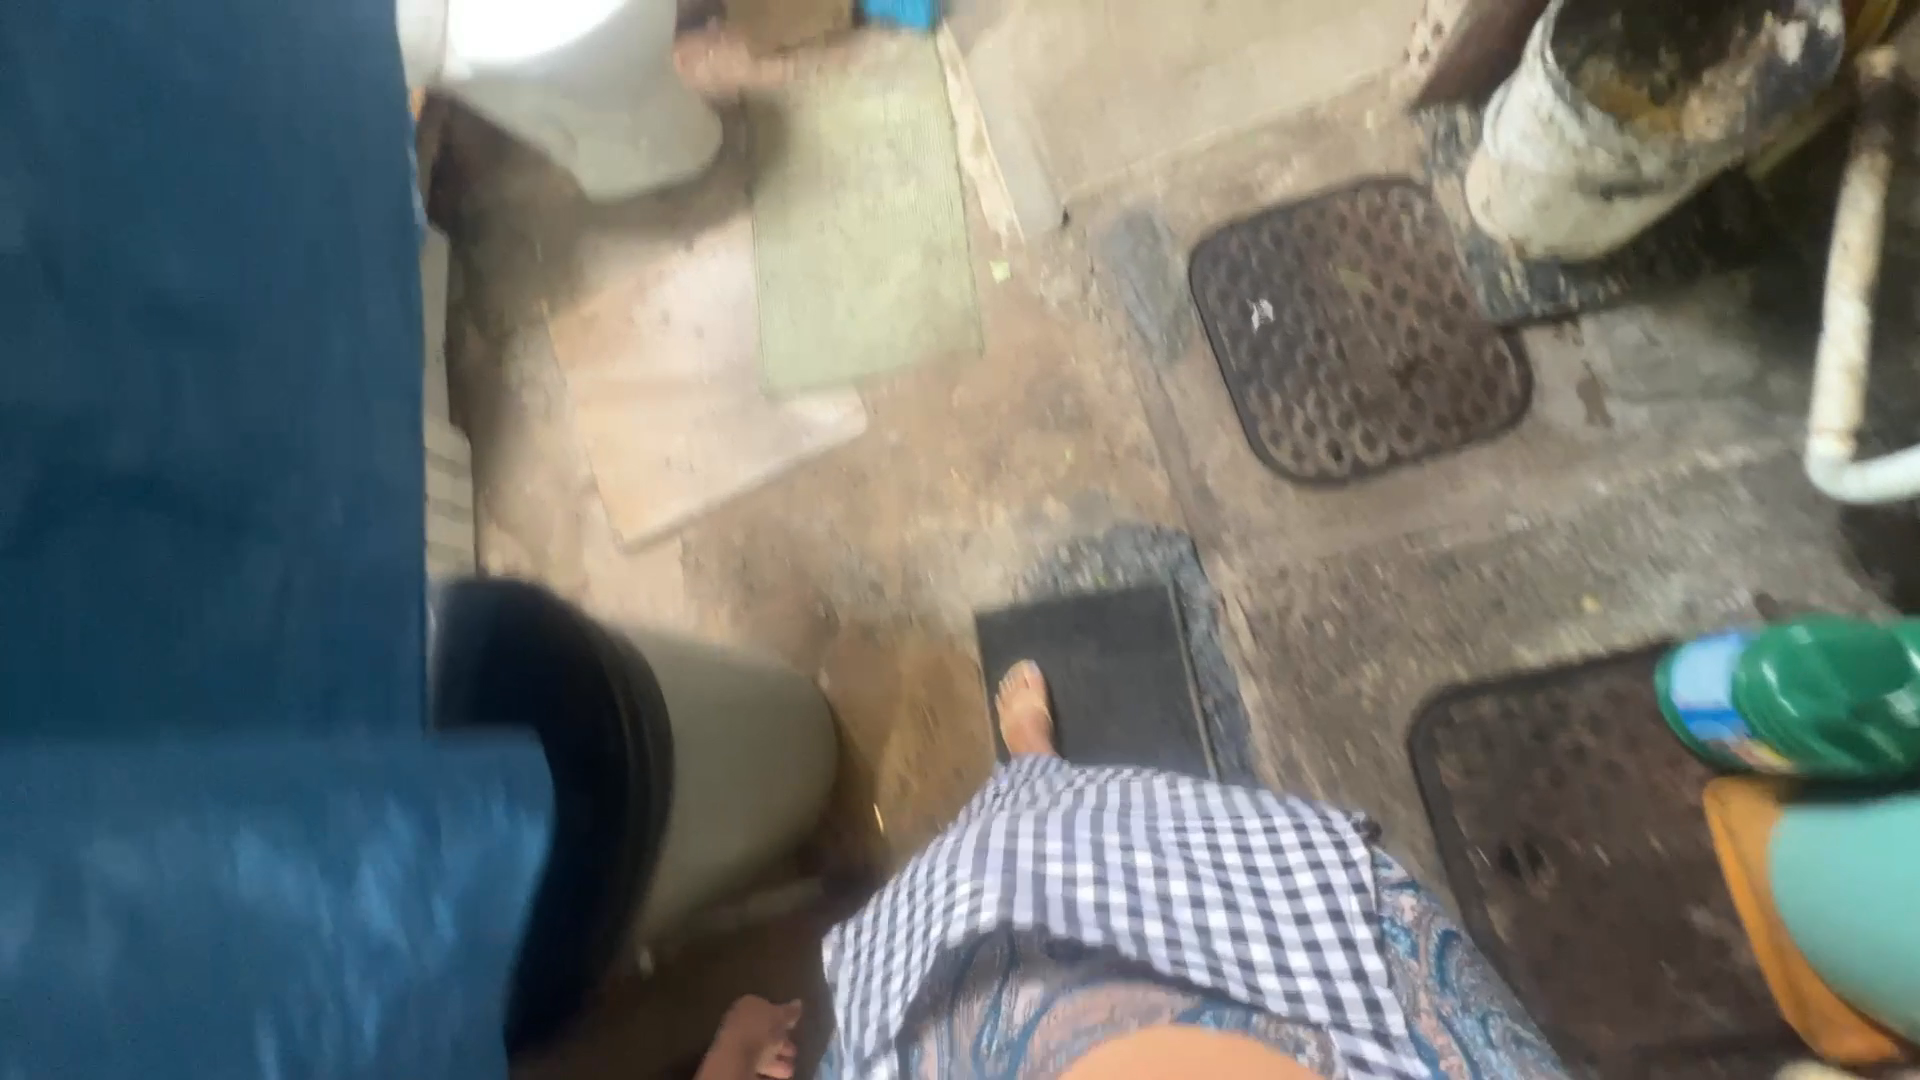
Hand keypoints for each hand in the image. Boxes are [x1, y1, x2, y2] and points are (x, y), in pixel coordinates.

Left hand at [702, 996, 800, 1079]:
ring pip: (761, 1050)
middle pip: (765, 1032)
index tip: (795, 1029)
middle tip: (794, 1052)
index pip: (768, 1009)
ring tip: (789, 1070)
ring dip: (776, 1060)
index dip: (783, 1019)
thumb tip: (798, 1003)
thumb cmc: (758, 1031)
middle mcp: (740, 1021)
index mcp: (749, 1005)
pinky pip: (755, 1065)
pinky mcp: (735, 1062)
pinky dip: (767, 1070)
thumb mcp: (780, 1017)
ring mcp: (736, 1043)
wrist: (734, 1060)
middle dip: (781, 1043)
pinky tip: (777, 1076)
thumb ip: (790, 1011)